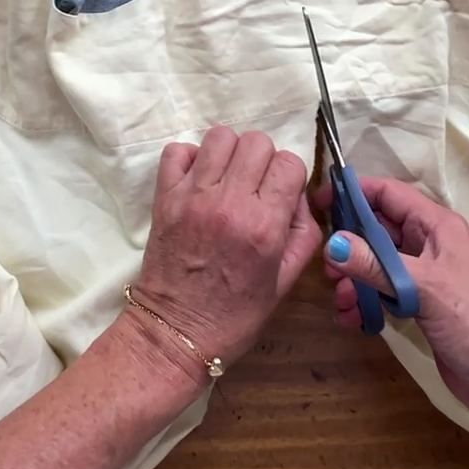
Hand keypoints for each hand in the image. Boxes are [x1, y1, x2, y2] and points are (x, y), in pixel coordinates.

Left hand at [128, 126, 322, 384]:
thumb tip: (298, 194)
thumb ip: (303, 232)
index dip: (290, 176)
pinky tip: (198, 180)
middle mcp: (230, 202)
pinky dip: (190, 158)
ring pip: (220, 136)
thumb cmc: (235, 314)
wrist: (175, 332)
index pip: (289, 163)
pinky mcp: (165, 195)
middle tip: (255, 186)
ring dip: (230, 152)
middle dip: (263, 159)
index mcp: (264, 226)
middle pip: (256, 141)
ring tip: (227, 178)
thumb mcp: (285, 281)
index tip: (281, 193)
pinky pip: (178, 150)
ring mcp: (193, 195)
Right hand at [315, 177, 468, 422]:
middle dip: (349, 244)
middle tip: (328, 267)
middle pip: (377, 228)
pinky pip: (381, 289)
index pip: (388, 194)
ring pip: (376, 261)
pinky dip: (364, 299)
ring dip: (354, 277)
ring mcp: (423, 273)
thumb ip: (374, 264)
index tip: (320, 202)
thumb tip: (332, 244)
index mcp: (436, 225)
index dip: (353, 193)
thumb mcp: (421, 287)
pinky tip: (353, 317)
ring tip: (342, 300)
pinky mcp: (418, 302)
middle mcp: (428, 242)